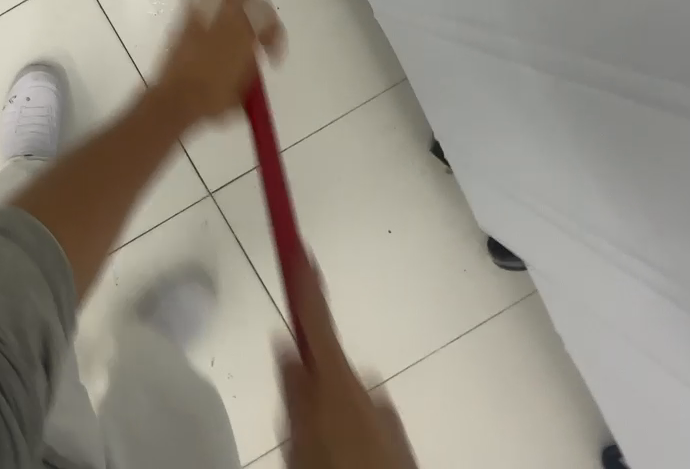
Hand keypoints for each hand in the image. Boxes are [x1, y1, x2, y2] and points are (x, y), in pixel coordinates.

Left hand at [154, 0, 284, 125]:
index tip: (271, 48)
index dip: (276, 32)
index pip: (270, 23)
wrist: (176, 100)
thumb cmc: (212, 102)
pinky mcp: (185, 22)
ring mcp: (206, 21)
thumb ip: (251, 70)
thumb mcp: (244, 91)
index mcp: (247, 42)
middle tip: (258, 0)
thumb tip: (251, 62)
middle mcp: (229, 26)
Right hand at [280, 260, 416, 468]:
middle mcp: (369, 391)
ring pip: (346, 403)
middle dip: (309, 385)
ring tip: (315, 459)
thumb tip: (287, 346)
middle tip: (292, 427)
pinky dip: (351, 440)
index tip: (300, 244)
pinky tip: (340, 466)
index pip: (315, 316)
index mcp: (337, 382)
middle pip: (328, 368)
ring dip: (329, 419)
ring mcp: (389, 420)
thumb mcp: (295, 438)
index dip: (305, 280)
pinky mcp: (402, 447)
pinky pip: (366, 428)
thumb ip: (291, 389)